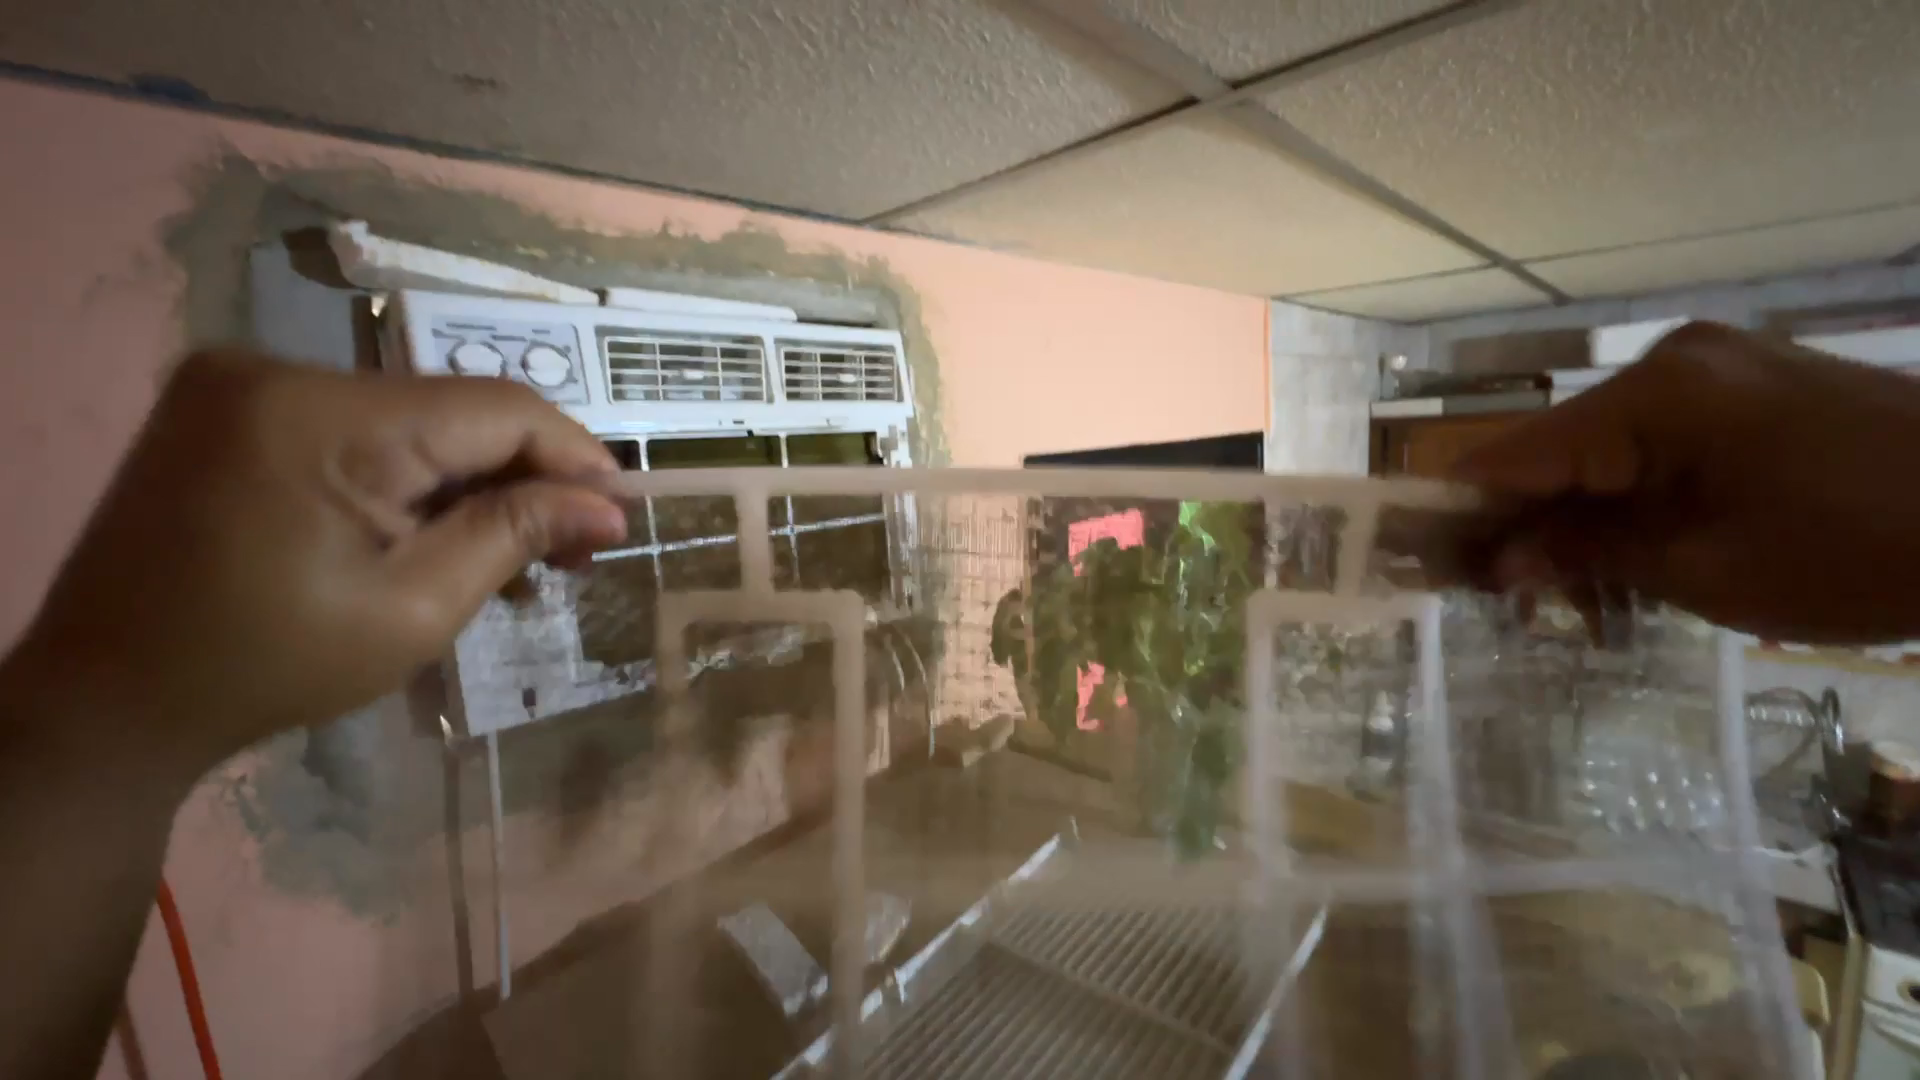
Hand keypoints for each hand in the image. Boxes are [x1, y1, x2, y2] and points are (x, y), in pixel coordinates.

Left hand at [0, 348, 627, 786]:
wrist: (106, 702)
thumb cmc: (271, 665)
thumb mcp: (418, 607)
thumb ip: (518, 534)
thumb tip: (610, 510)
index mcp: (322, 419)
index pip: (497, 407)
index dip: (574, 456)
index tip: (620, 514)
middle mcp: (284, 373)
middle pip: (463, 410)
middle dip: (532, 476)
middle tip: (577, 548)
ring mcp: (256, 387)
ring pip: (428, 421)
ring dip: (486, 482)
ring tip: (528, 553)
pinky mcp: (247, 410)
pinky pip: (378, 431)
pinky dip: (430, 479)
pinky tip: (458, 532)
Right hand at [1451, 320, 1919, 645]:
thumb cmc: (1870, 553)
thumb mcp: (1703, 569)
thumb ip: (1579, 553)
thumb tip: (1491, 563)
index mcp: (1649, 399)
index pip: (1505, 458)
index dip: (1450, 512)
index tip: (1412, 561)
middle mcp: (1664, 365)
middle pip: (1545, 451)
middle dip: (1513, 521)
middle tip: (1491, 591)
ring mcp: (1706, 368)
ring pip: (1591, 449)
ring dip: (1566, 514)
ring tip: (1560, 584)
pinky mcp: (1739, 383)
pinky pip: (1644, 441)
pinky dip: (1619, 494)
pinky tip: (1620, 543)